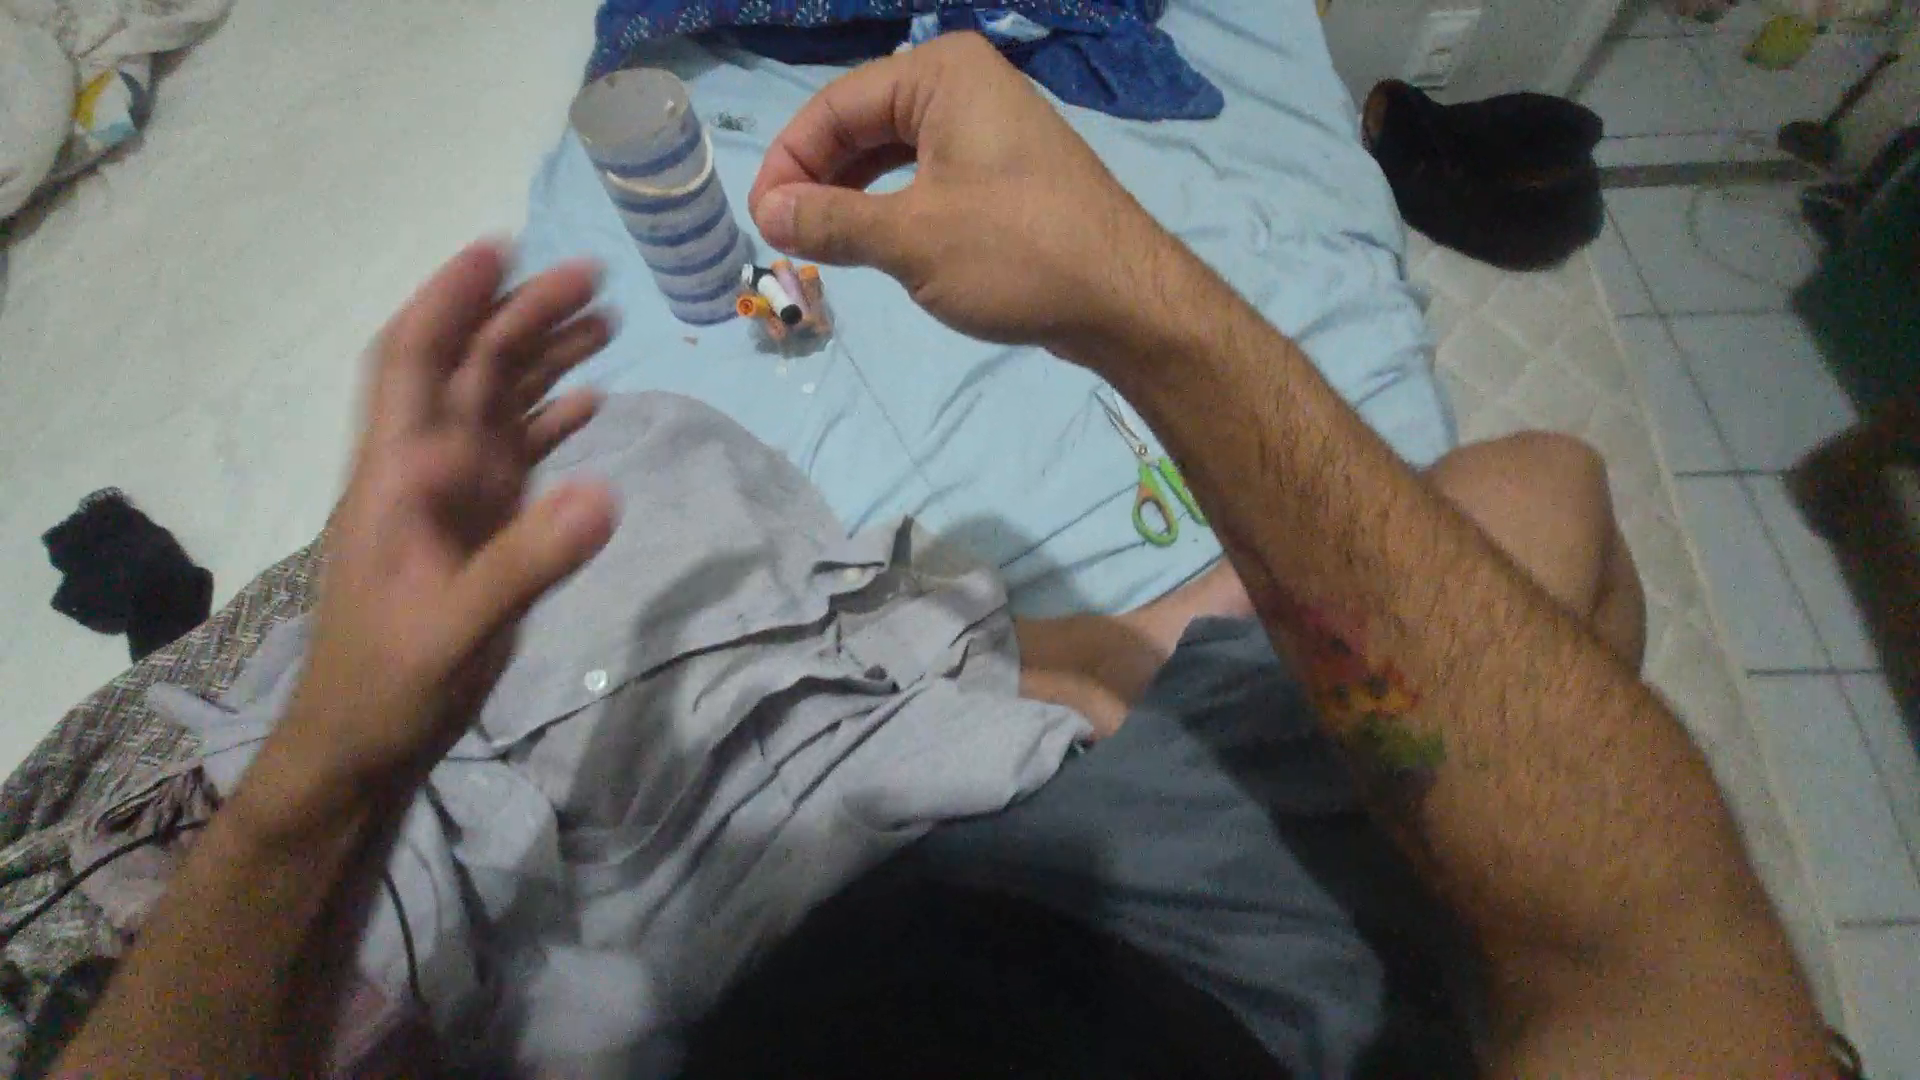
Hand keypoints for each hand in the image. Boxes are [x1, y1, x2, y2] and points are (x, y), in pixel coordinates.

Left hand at [275, 241, 617, 802]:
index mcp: (400, 474)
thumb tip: (607, 492)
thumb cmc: (395, 679)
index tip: (500, 249)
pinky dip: (554, 418)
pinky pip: (521, 451)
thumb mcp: (460, 625)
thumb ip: (529, 559)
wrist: (370, 735)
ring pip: (498, 402)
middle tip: (593, 280)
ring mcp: (458, 494)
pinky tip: (593, 400)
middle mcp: (427, 468)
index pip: (412, 360)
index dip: (449, 299)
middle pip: (470, 369)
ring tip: (604, 322)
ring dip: (544, 358)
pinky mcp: (486, 521)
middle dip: (523, 316)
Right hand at [749, 33, 1177, 356]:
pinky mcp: (1006, 180)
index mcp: (941, 74)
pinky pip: (931, 183)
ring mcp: (991, 134)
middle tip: (786, 237)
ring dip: (855, 199)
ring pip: (897, 157)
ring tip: (822, 243)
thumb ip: (834, 221)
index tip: (762, 221)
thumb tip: (769, 214)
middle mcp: (966, 89)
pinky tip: (877, 243)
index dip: (790, 162)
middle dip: (821, 180)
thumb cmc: (1016, 255)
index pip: (836, 106)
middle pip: (865, 126)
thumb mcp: (912, 238)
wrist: (1120, 301)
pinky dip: (896, 210)